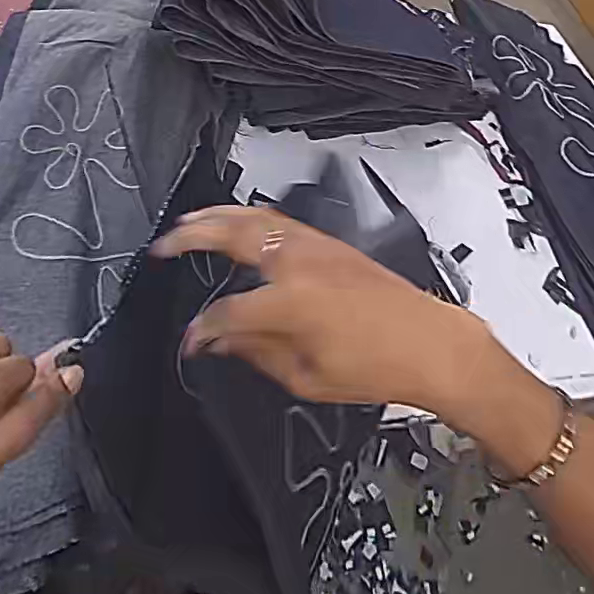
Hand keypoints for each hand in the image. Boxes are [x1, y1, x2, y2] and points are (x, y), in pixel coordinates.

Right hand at [150, 206, 518, 415]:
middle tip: (163, 246)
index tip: (192, 341)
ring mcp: (314, 246)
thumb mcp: (307, 377)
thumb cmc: (379, 366)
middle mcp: (297, 263)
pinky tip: (237, 223)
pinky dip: (249, 217)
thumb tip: (225, 340)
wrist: (430, 343)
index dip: (202, 329)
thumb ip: (257, 352)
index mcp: (289, 303)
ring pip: (253, 217)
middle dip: (189, 239)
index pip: (226, 311)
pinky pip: (278, 219)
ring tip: (189, 222)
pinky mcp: (328, 242)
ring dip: (216, 216)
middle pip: (229, 236)